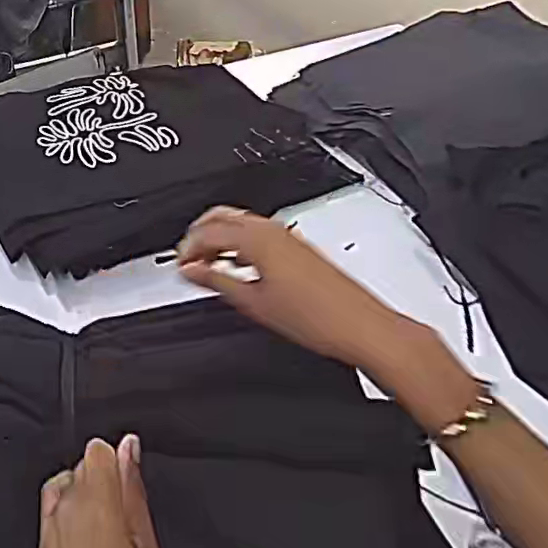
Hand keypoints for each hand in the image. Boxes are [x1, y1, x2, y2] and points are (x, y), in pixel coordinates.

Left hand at [40, 437, 163, 547]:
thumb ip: (134, 490)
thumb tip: (129, 446)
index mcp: (95, 498)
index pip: (98, 448)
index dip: (116, 464)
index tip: (127, 485)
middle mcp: (65, 501)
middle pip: (83, 464)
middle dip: (103, 482)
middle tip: (123, 522)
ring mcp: (48, 519)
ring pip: (68, 483)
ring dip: (85, 497)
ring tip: (106, 537)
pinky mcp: (40, 537)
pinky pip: (53, 503)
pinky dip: (68, 510)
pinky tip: (86, 538)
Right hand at [176, 208, 478, 429]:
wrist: (367, 331)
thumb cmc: (320, 319)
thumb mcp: (253, 302)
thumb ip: (216, 280)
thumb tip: (190, 270)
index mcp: (255, 238)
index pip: (206, 232)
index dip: (186, 247)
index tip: (179, 263)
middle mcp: (271, 230)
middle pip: (219, 216)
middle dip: (198, 234)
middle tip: (188, 257)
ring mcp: (287, 236)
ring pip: (239, 222)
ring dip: (218, 237)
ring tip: (209, 264)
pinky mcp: (299, 247)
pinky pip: (257, 232)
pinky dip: (239, 242)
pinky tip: (239, 266)